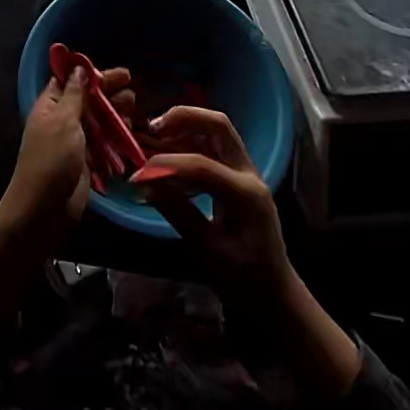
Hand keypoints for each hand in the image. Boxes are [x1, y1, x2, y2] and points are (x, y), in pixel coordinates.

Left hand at [6, 65, 134, 227]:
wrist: (45, 208)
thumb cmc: (51, 158)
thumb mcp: (62, 120)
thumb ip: (74, 94)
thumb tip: (78, 67)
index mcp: (49, 106)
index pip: (69, 80)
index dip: (90, 73)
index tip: (116, 72)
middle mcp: (62, 120)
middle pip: (88, 99)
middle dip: (109, 92)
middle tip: (131, 89)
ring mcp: (75, 141)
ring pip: (99, 120)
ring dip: (116, 112)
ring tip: (133, 108)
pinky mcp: (88, 160)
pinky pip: (105, 142)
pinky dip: (118, 135)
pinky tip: (132, 131)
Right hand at [134, 107, 292, 306]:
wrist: (273, 291)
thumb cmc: (244, 277)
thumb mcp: (208, 250)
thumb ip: (178, 212)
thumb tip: (146, 185)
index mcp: (246, 194)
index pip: (201, 165)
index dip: (165, 166)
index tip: (136, 177)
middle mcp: (249, 173)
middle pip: (218, 126)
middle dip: (183, 118)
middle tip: (152, 128)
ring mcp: (245, 171)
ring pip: (216, 130)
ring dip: (185, 125)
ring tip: (154, 134)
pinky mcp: (236, 175)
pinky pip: (212, 145)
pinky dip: (188, 140)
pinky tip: (167, 150)